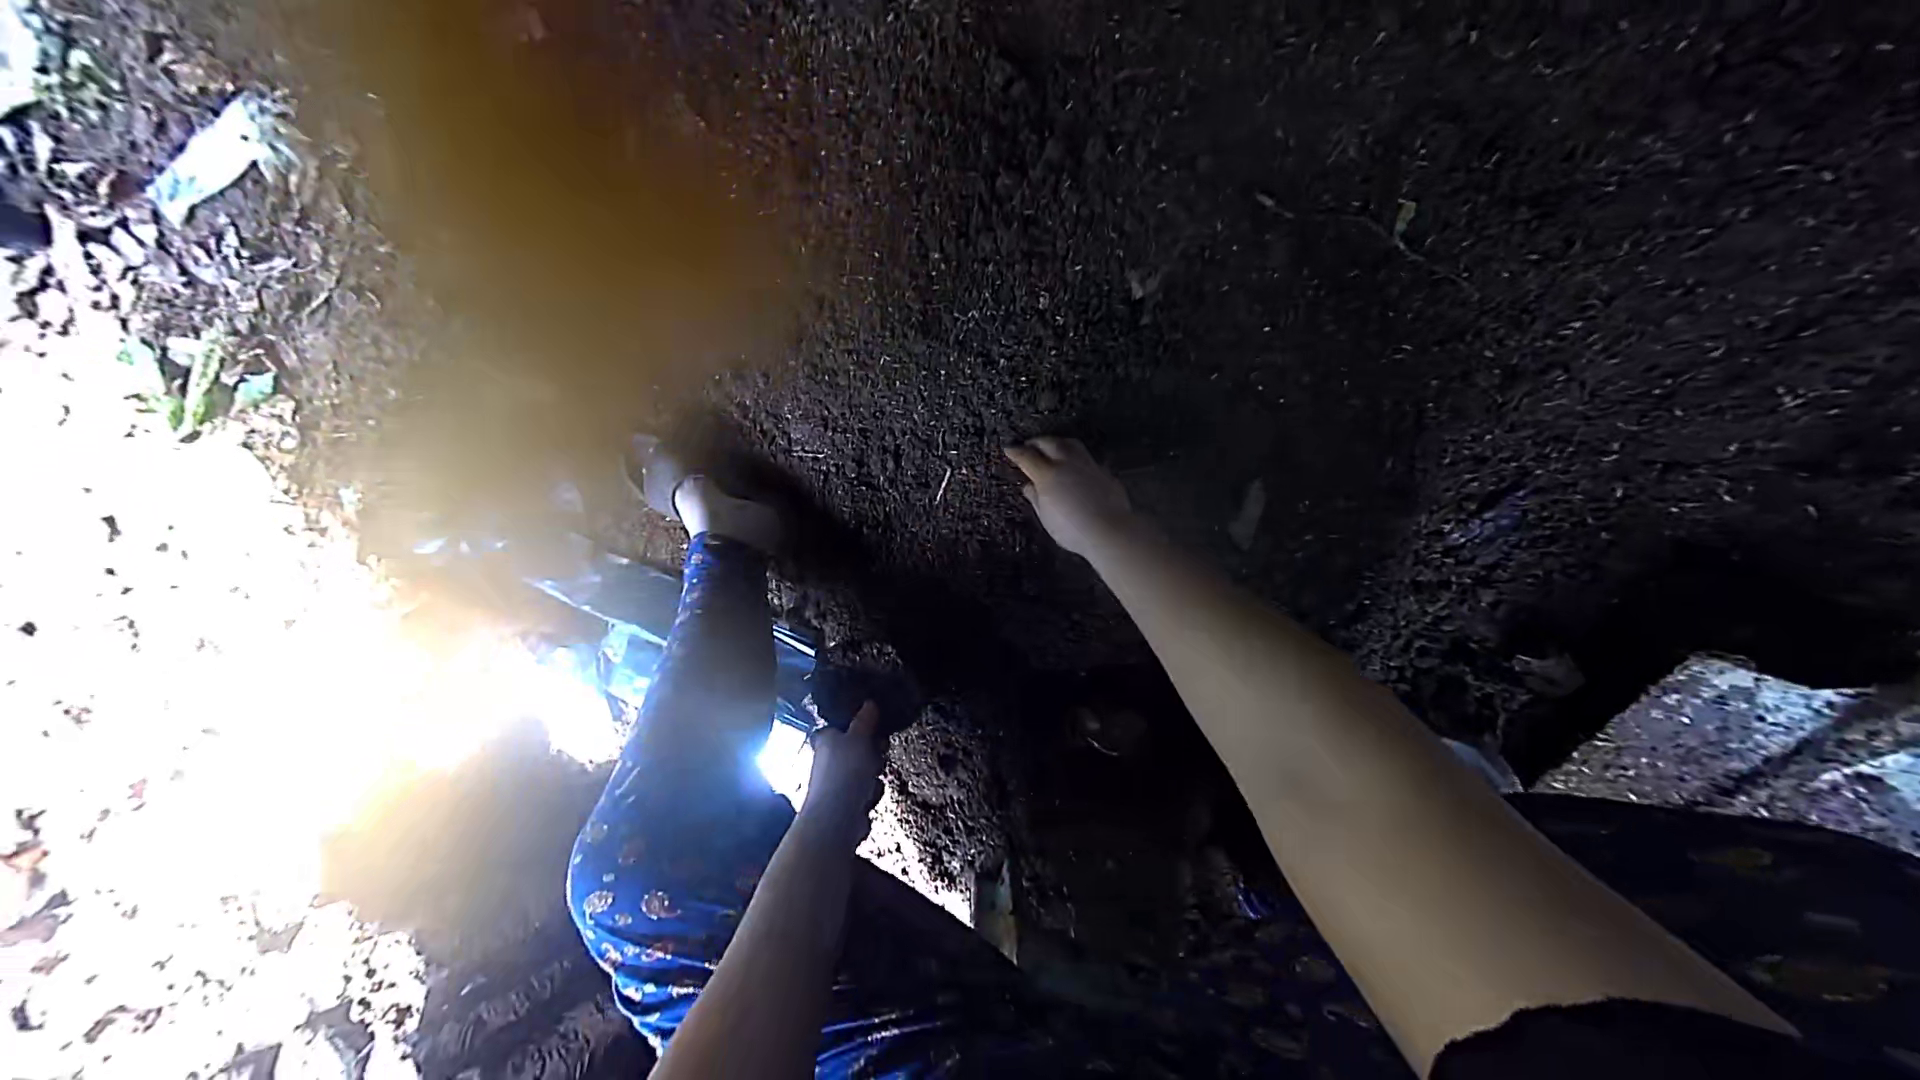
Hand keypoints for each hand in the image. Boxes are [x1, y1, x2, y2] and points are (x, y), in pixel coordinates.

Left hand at [803, 701, 884, 843]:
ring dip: (873, 780)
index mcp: (826, 740)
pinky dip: (868, 798)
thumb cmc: (843, 773)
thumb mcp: (859, 738)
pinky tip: (866, 803)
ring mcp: (836, 784)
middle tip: (876, 758)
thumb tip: (870, 702)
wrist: (836, 820)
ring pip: (865, 773)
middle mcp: (827, 760)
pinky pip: (865, 794)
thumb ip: (865, 720)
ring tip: (869, 786)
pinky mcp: (844, 804)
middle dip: (873, 756)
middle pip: (859, 750)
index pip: (844, 728)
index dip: (862, 730)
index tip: (875, 734)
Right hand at [1003, 437, 1137, 556]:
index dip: (1015, 451)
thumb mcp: (1046, 517)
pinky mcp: (1103, 471)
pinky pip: (1086, 456)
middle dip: (1036, 442)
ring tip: (1052, 446)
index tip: (1009, 449)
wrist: (1109, 530)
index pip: (1026, 457)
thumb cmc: (1072, 530)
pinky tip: (1075, 464)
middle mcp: (1067, 463)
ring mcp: (1087, 465)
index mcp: (1047, 475)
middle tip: (1028, 445)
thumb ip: (1036, 498)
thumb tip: (1029, 486)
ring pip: (1070, 443)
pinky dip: (1075, 456)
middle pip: (1048, 443)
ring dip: (1057, 442)